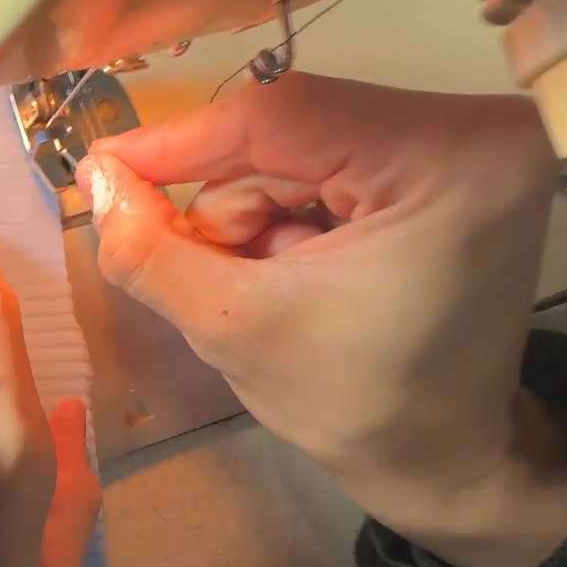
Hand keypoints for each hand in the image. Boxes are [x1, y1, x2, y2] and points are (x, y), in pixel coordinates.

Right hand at [78, 73, 566, 566]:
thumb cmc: (343, 401)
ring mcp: (461, 145)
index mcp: (445, 159)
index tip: (99, 167)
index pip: (280, 115)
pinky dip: (273, 221)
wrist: (430, 451)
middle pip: (285, 135)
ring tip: (256, 290)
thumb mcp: (228, 328)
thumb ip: (150, 254)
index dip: (175, 143)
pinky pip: (317, 170)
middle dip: (222, 208)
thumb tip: (96, 183)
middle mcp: (470, 129)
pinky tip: (282, 274)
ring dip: (245, 221)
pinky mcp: (440, 169)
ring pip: (290, 154)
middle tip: (197, 275)